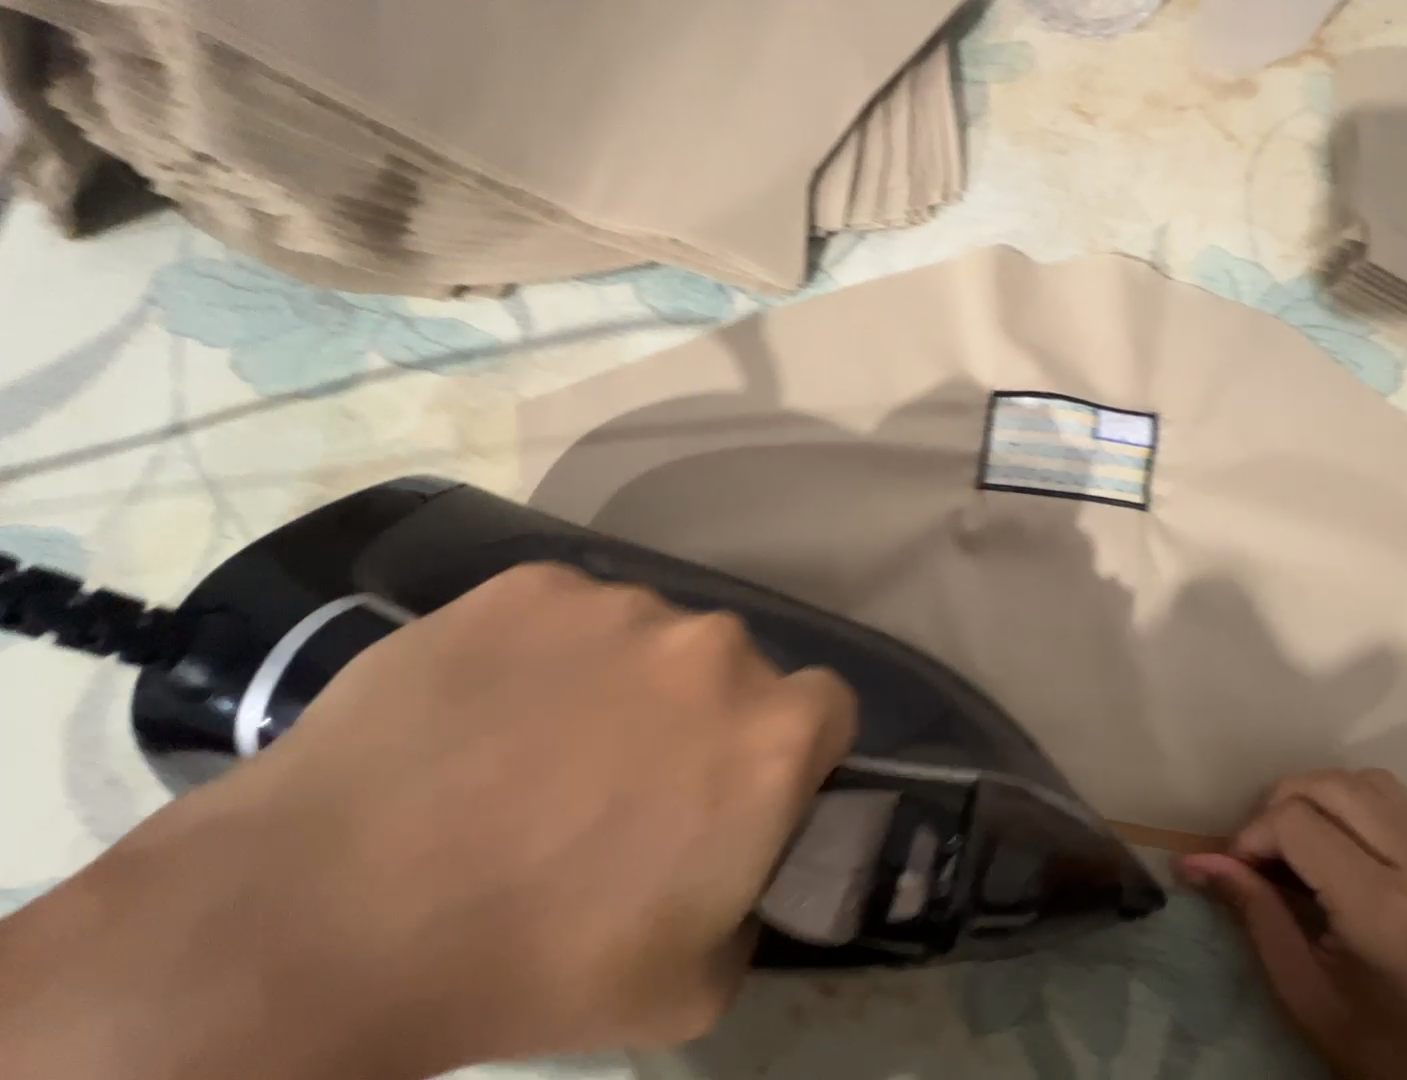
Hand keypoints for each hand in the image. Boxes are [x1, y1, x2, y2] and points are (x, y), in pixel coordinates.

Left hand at [0, 564, 856, 1079]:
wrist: (323, 919)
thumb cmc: (535, 964)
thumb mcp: (692, 987)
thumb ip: (753, 912)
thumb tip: (740, 869)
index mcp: (771, 735)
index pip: (830, 710)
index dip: (799, 752)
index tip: (744, 788)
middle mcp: (714, 648)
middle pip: (738, 669)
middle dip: (706, 717)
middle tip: (631, 779)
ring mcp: (617, 605)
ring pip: (653, 635)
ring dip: (628, 681)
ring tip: (544, 745)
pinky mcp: (529, 585)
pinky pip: (570, 613)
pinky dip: (550, 652)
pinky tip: (490, 710)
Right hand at [1177, 769, 1406, 1079]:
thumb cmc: (1383, 1055)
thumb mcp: (1303, 991)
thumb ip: (1252, 911)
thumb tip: (1191, 861)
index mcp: (1384, 913)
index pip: (1297, 822)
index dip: (1253, 835)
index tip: (1238, 871)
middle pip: (1334, 785)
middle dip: (1281, 804)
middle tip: (1263, 852)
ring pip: (1372, 782)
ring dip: (1321, 797)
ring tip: (1300, 843)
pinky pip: (1403, 806)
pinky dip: (1358, 808)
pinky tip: (1342, 851)